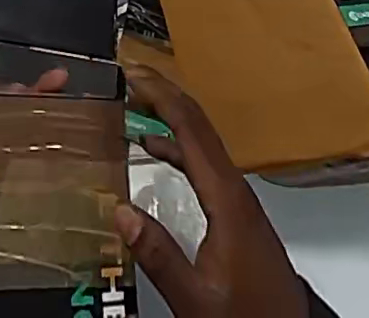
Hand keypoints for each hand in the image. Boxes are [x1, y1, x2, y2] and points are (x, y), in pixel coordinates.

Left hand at [0, 68, 68, 299]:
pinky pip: (47, 189)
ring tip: (80, 116)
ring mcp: (11, 193)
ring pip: (36, 152)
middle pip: (18, 127)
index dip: (13, 95)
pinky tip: (84, 167)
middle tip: (64, 87)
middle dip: (41, 102)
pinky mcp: (27, 220)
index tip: (36, 83)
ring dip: (56, 131)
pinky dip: (64, 174)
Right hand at [117, 65, 318, 316]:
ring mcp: (236, 195)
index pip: (190, 128)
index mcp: (225, 197)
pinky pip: (202, 158)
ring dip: (169, 112)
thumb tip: (120, 210)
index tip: (133, 74)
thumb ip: (159, 255)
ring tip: (134, 100)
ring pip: (201, 137)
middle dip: (164, 93)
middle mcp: (233, 186)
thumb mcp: (197, 298)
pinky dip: (175, 141)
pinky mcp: (234, 207)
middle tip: (129, 74)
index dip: (161, 95)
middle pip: (198, 123)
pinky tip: (153, 145)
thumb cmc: (248, 317)